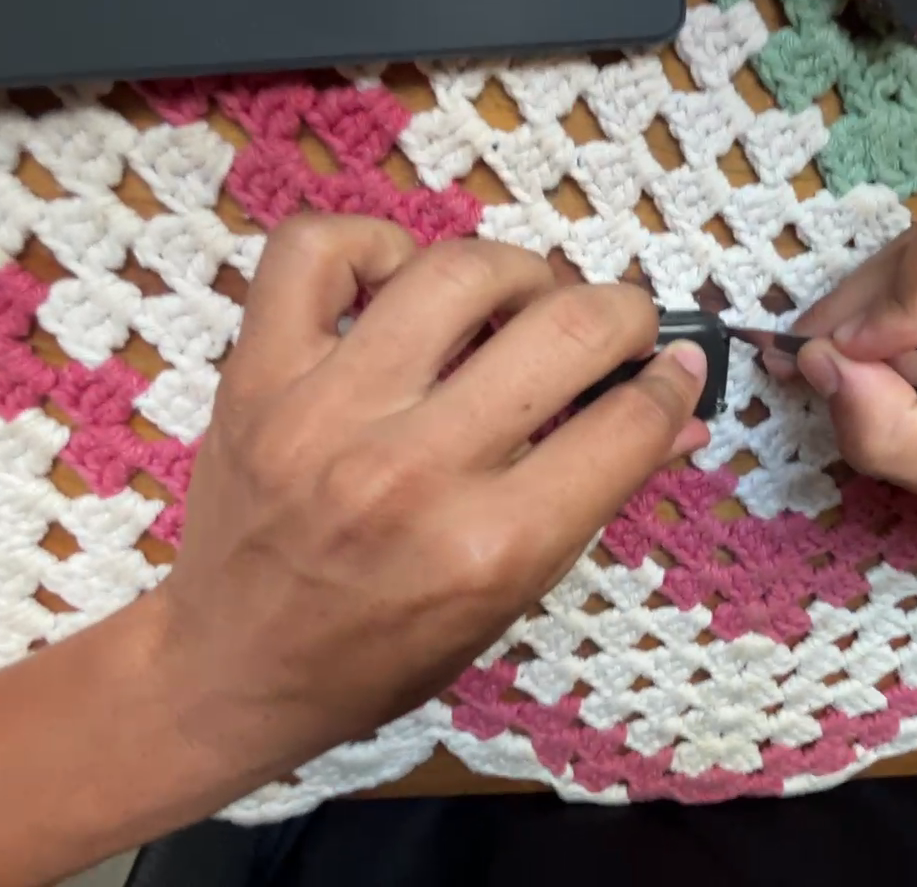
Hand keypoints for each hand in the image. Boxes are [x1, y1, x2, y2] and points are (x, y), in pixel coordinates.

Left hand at [154, 215, 708, 761]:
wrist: (231, 671)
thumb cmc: (393, 650)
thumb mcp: (518, 592)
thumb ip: (605, 492)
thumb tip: (685, 414)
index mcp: (492, 546)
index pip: (629, 425)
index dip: (674, 383)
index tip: (676, 368)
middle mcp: (414, 471)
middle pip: (565, 331)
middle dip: (625, 313)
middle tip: (620, 328)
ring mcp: (324, 413)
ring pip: (459, 271)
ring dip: (524, 271)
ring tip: (525, 301)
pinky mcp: (255, 375)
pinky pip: (318, 250)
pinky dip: (377, 245)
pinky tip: (404, 282)